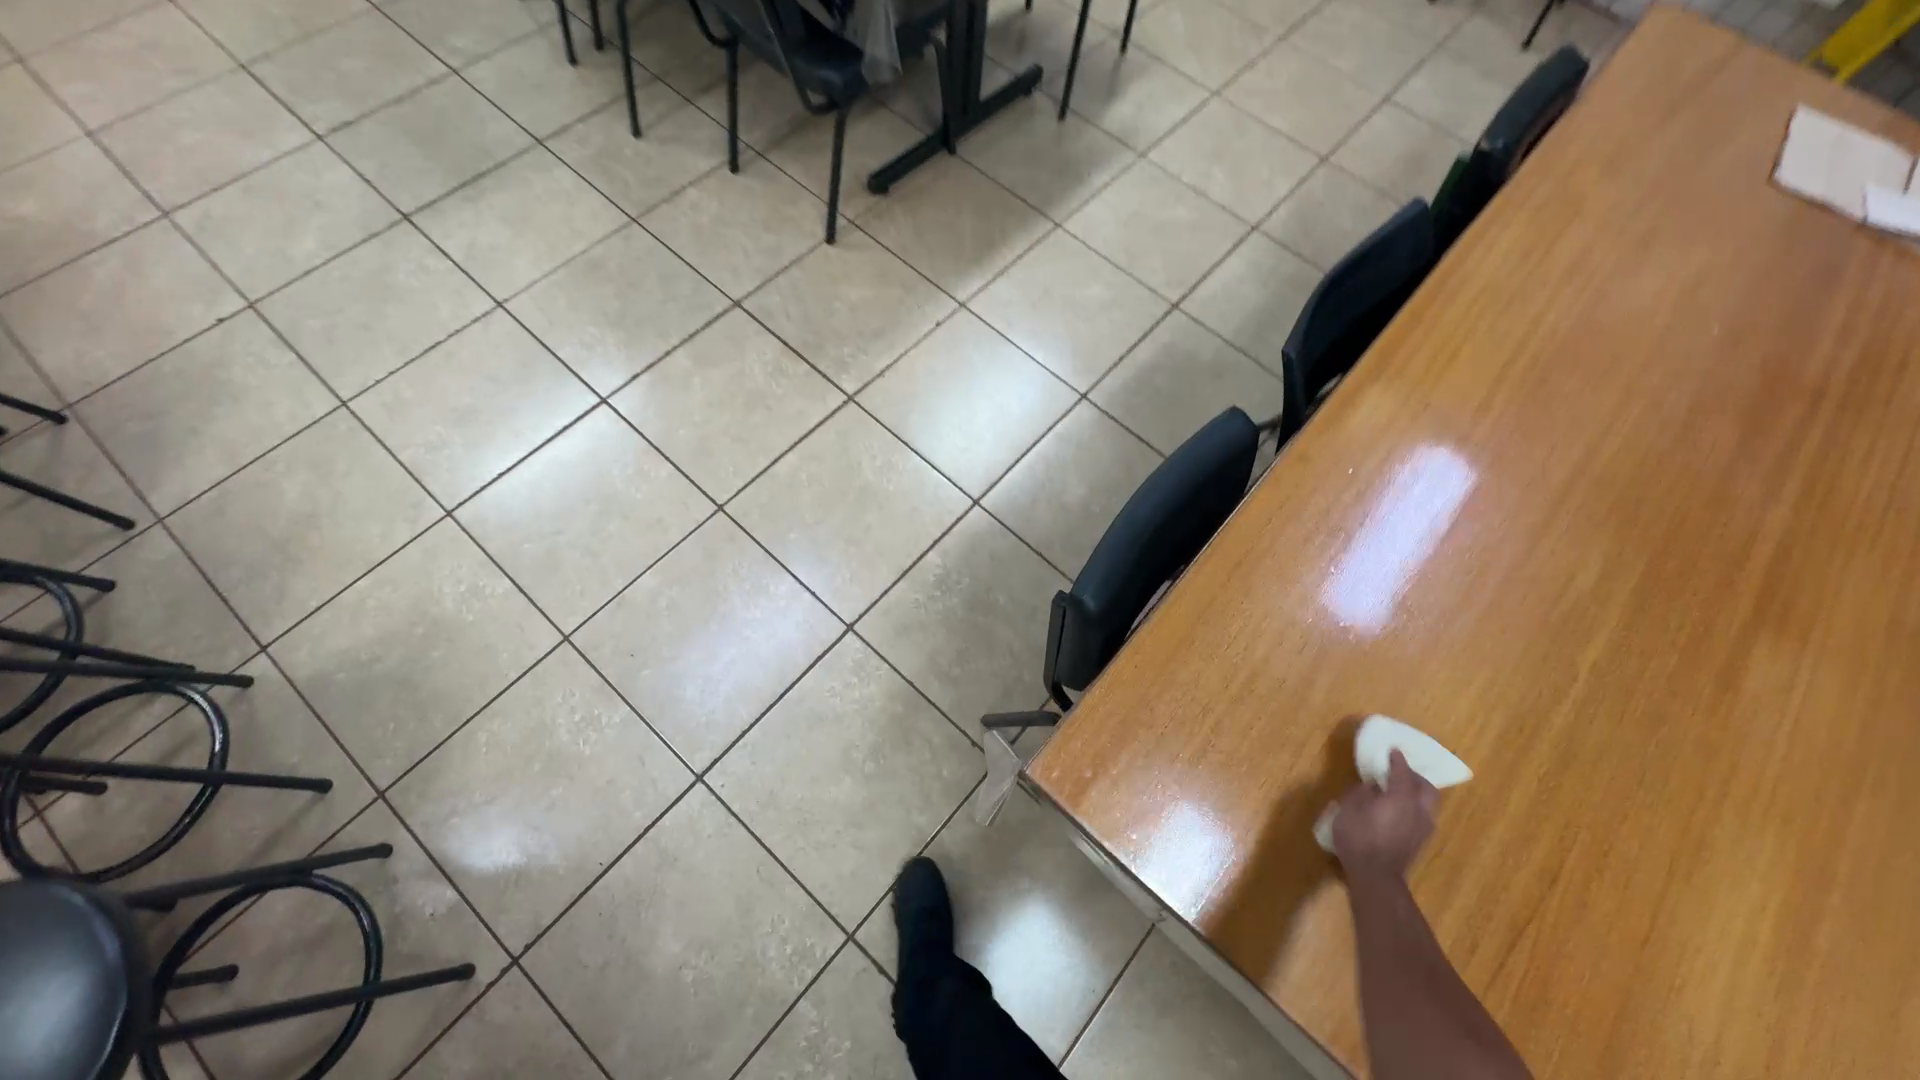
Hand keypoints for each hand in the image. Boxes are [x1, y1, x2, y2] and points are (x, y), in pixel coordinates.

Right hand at [1331, 751, 1438, 879]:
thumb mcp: (1349, 809)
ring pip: (1428, 803)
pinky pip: (1423, 816)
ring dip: (1418, 793)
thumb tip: (1371, 786)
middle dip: (1415, 776)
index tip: (1392, 750)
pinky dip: (1415, 807)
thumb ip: (1361, 793)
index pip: (1402, 772)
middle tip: (1400, 772)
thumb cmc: (1359, 838)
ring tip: (1401, 792)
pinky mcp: (1421, 841)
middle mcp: (1418, 809)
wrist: (1376, 876)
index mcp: (1401, 797)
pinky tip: (1399, 812)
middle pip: (1426, 787)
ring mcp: (1423, 827)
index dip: (1397, 760)